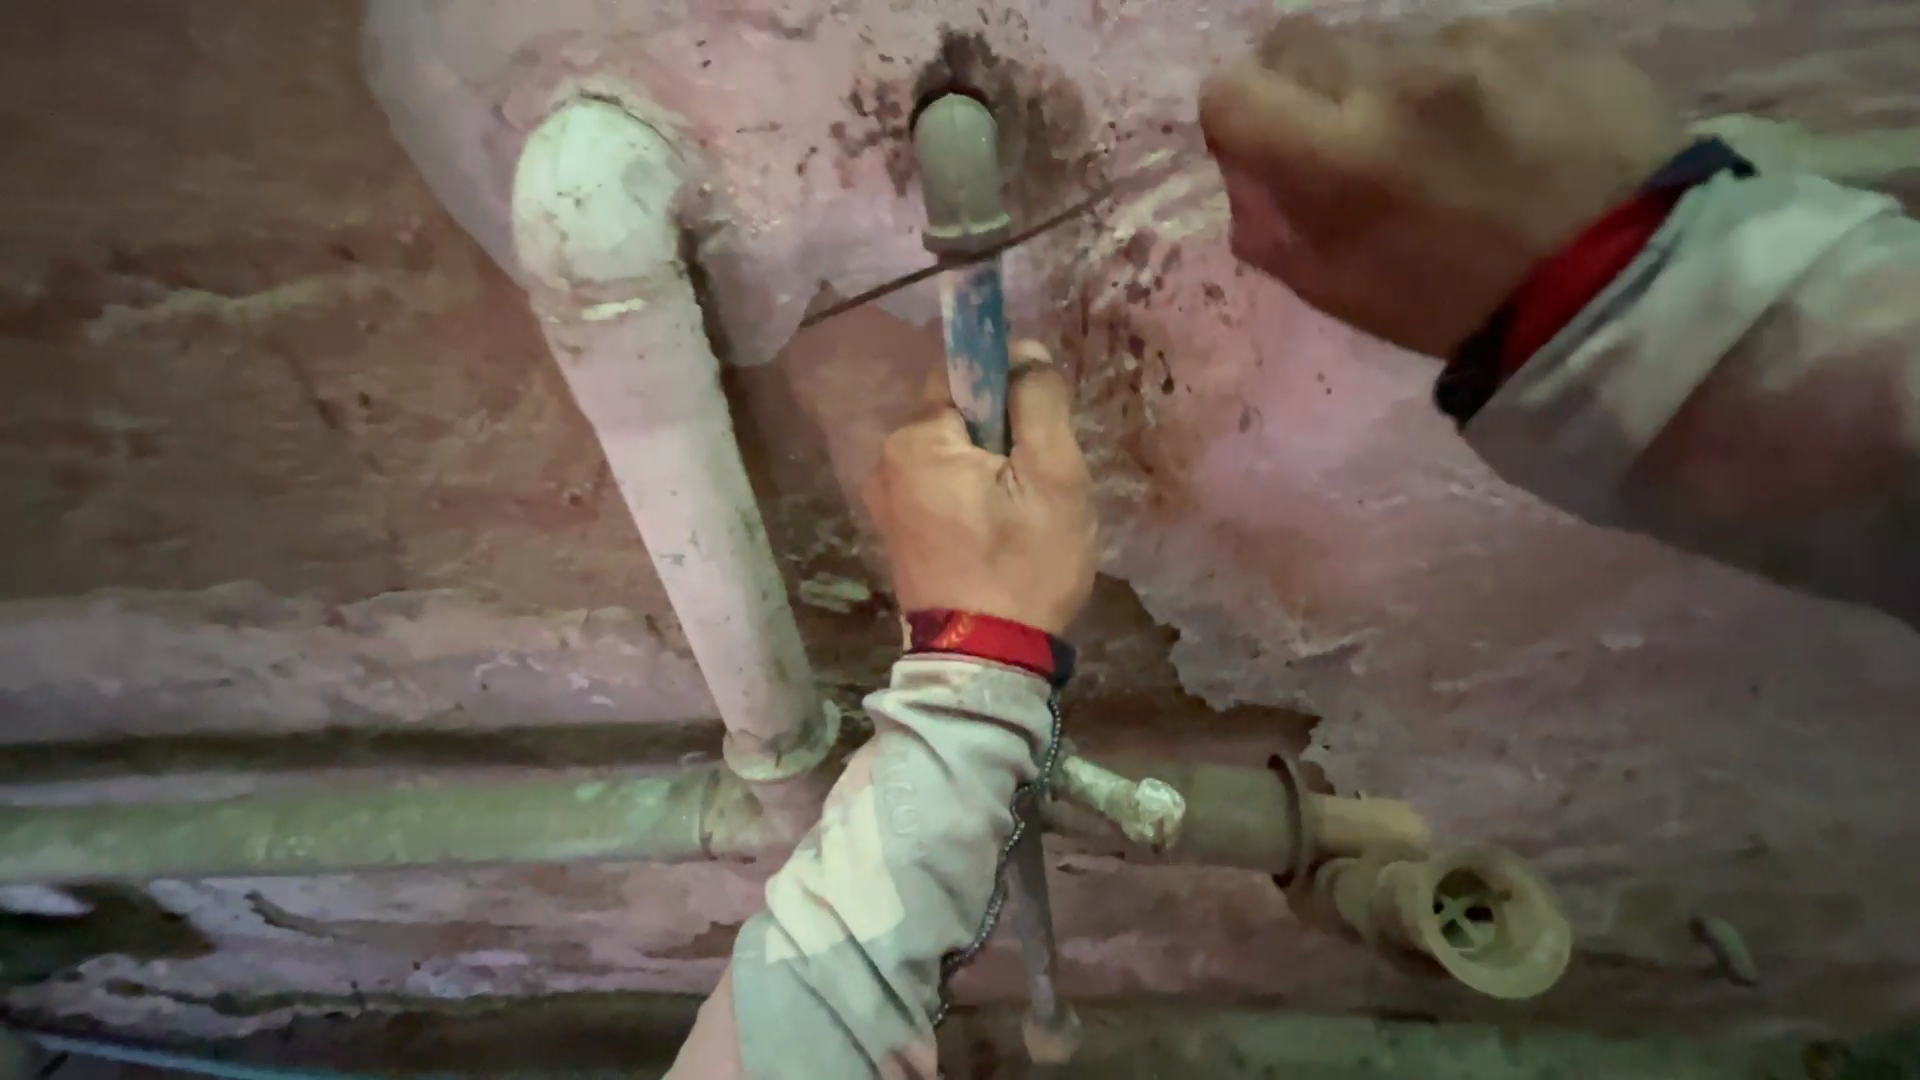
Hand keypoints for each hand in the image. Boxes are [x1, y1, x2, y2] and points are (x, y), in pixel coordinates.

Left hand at [863, 342, 1096, 635]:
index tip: (1040, 419)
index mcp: (916, 440)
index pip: (961, 371)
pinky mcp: (894, 532)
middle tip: (1037, 478)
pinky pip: (936, 486)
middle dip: (999, 432)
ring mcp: (885, 501)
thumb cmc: (1024, 565)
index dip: (1007, 383)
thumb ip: (1039, 401)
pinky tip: (994, 530)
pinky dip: (968, 494)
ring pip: (949, 453)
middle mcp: (885, 462)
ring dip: (987, 466)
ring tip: (1019, 512)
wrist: (984, 659)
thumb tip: (1025, 352)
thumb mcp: (1053, 476)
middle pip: (954, 415)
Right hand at [1198, 15, 1680, 356]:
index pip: (1231, 91)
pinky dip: (1442, 78)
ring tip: (1424, 140)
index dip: (1231, 120)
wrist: (1612, 271)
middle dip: (1293, 90)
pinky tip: (1483, 125)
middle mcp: (1392, 77)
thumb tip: (1247, 177)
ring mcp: (1467, 41)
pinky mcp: (1531, 24)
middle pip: (1292, 41)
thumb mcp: (1332, 289)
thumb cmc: (1446, 300)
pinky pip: (1450, 39)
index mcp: (1337, 157)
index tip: (1258, 150)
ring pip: (1372, 37)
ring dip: (1371, 83)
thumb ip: (1267, 227)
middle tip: (1332, 141)